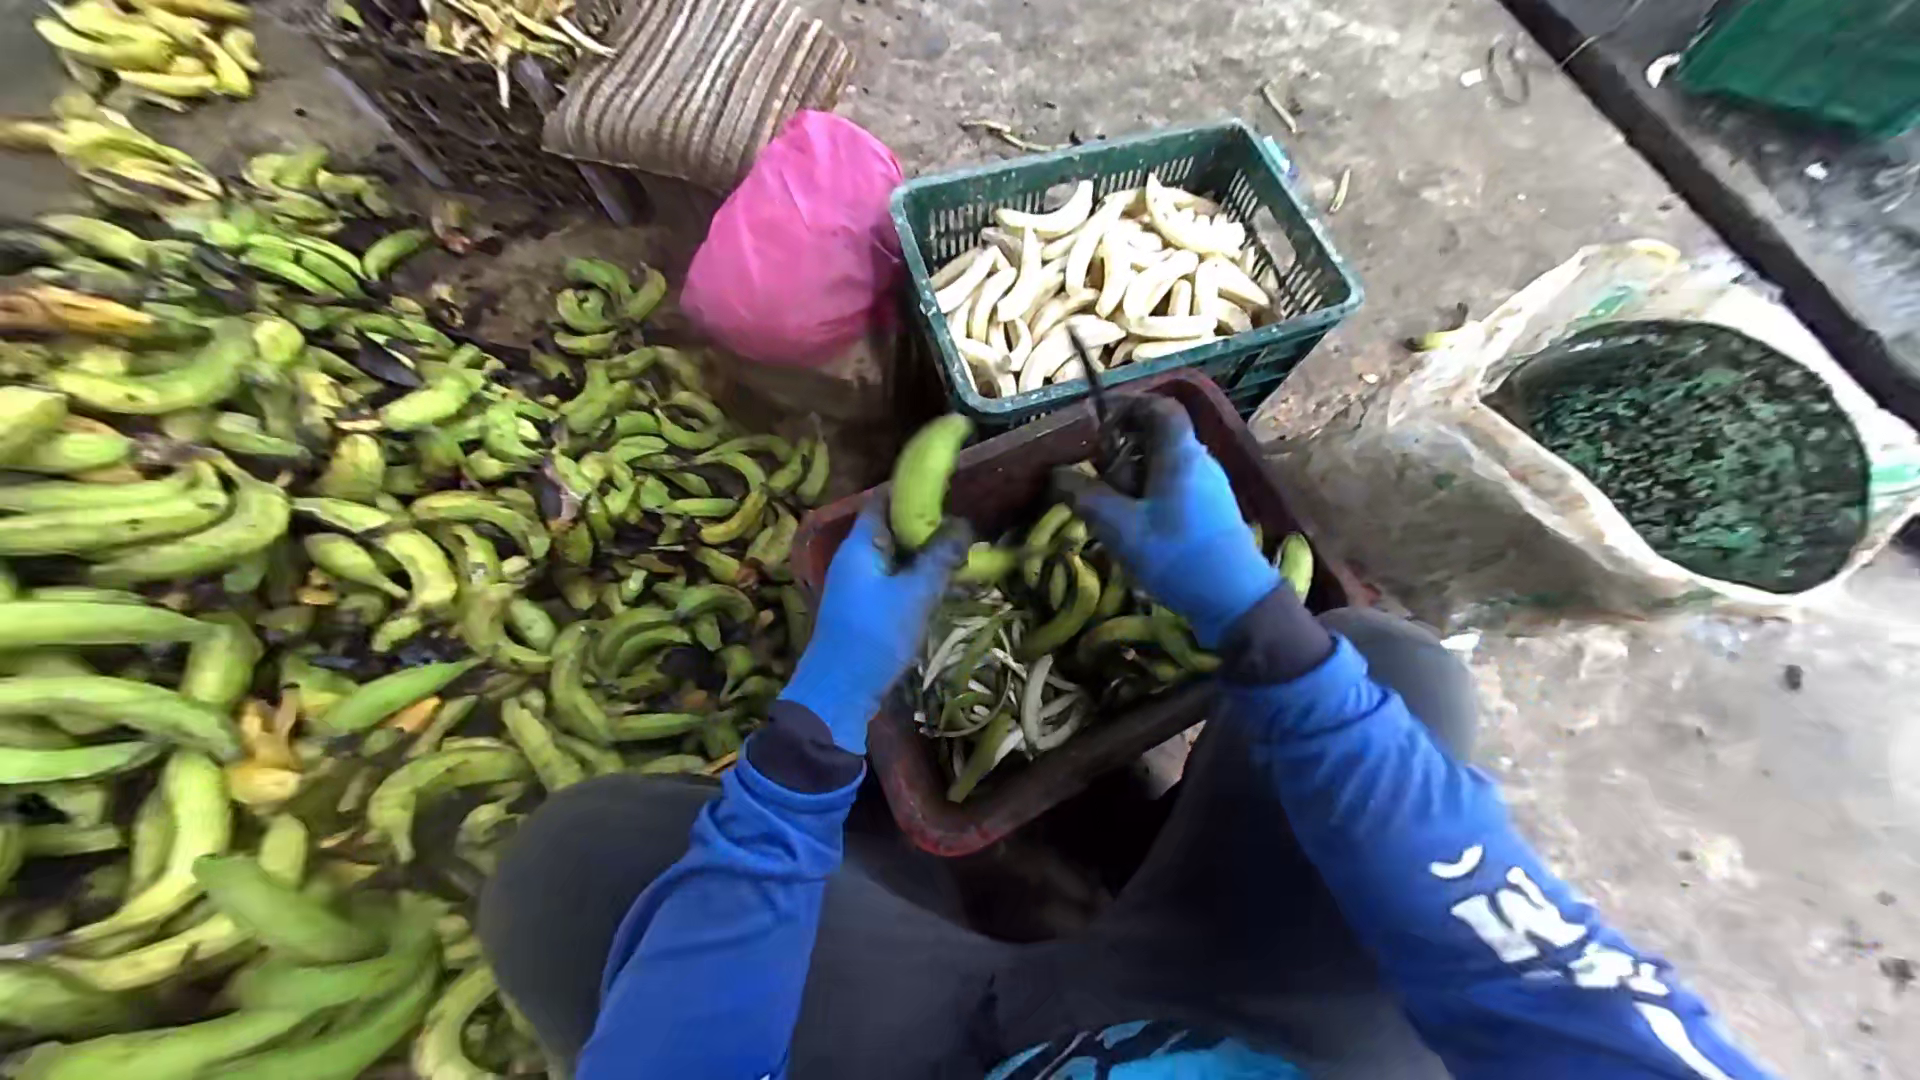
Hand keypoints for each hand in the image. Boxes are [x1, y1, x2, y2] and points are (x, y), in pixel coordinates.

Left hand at [778, 499, 972, 753]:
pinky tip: (942, 582)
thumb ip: (940, 558)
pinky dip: (917, 576)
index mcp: (860, 545)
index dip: (911, 491)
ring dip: (924, 553)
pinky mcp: (866, 607)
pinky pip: (894, 579)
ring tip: (960, 551)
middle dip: (926, 525)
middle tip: (963, 524)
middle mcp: (856, 558)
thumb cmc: (875, 634)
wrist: (840, 690)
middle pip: (891, 528)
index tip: (946, 488)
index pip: (882, 501)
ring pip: (896, 556)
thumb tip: (964, 524)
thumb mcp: (915, 594)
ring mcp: (859, 584)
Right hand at [1056, 397, 1278, 646]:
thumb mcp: (1119, 527)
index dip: (1128, 405)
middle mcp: (1199, 460)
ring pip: (1163, 464)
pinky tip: (1134, 526)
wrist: (1233, 598)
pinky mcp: (1211, 509)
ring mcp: (1209, 485)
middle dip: (1121, 450)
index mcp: (1180, 454)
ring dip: (1132, 477)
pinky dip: (1147, 494)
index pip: (1160, 406)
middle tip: (1096, 476)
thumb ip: (1085, 495)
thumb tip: (1057, 473)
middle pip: (1157, 436)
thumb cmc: (1175, 555)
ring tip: (1110, 507)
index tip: (1098, 422)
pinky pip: (1173, 486)